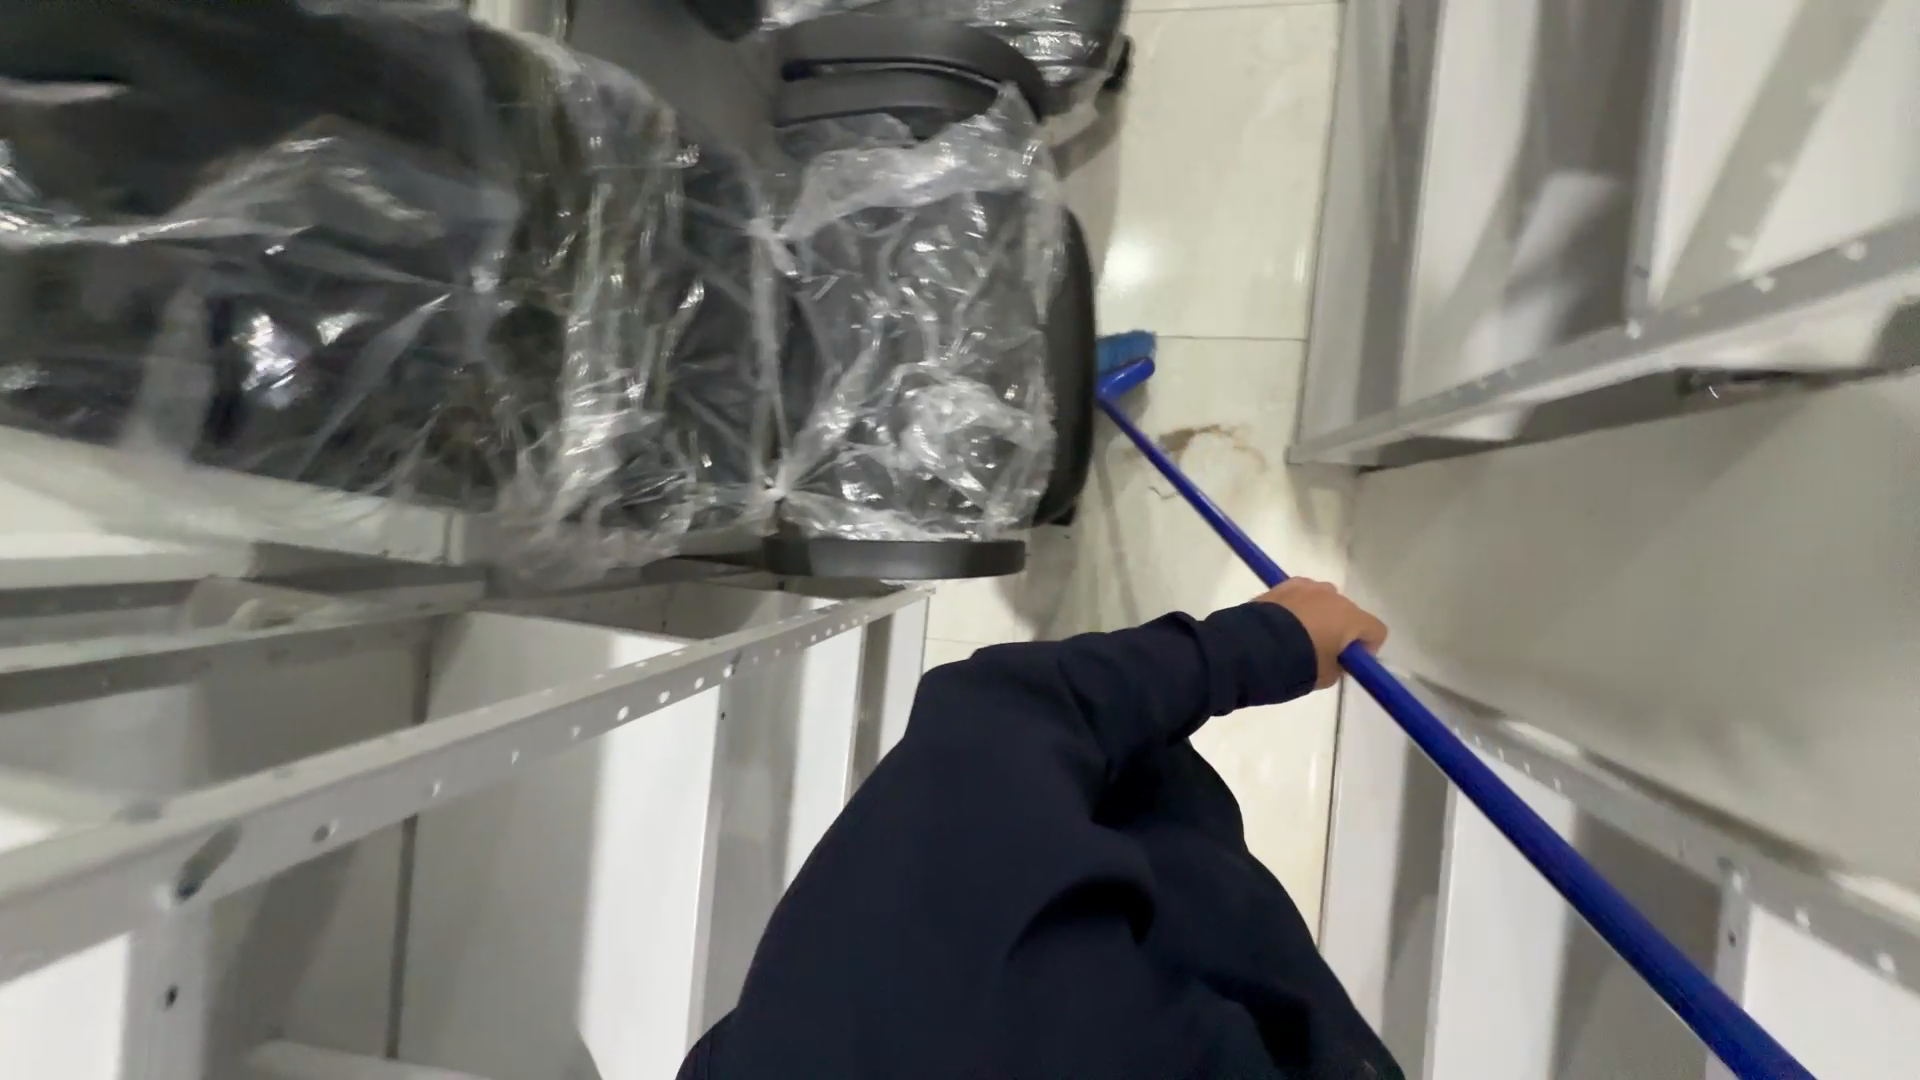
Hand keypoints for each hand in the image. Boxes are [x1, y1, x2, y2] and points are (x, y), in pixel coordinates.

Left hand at [1255, 578, 1386, 689]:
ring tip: (1298, 635)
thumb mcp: (1327, 675)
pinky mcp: (1281, 585)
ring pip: (1324, 600)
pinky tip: (1283, 622)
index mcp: (1350, 617)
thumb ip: (1340, 664)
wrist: (1249, 648)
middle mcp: (1332, 596)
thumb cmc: (1295, 664)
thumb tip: (1337, 658)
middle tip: (1321, 650)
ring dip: (1319, 614)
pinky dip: (1298, 605)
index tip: (1350, 661)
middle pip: (1348, 612)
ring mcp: (1305, 587)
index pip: (1376, 630)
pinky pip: (1300, 594)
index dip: (1367, 648)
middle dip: (1341, 629)